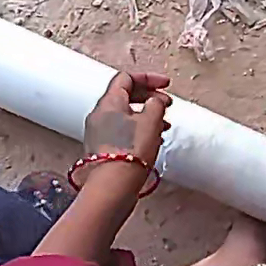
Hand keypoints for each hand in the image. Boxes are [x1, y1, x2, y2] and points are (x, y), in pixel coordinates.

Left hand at [36, 71, 171, 263]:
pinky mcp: (103, 150)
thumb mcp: (151, 121)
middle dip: (148, 97)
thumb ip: (155, 104)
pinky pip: (122, 132)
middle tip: (166, 103)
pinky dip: (138, 130)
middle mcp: (99, 115)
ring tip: (163, 124)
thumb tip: (155, 101)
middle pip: (125, 96)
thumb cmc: (129, 154)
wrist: (113, 186)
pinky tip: (151, 141)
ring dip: (145, 115)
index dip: (148, 78)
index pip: (126, 78)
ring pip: (125, 115)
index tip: (165, 84)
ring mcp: (99, 133)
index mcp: (109, 103)